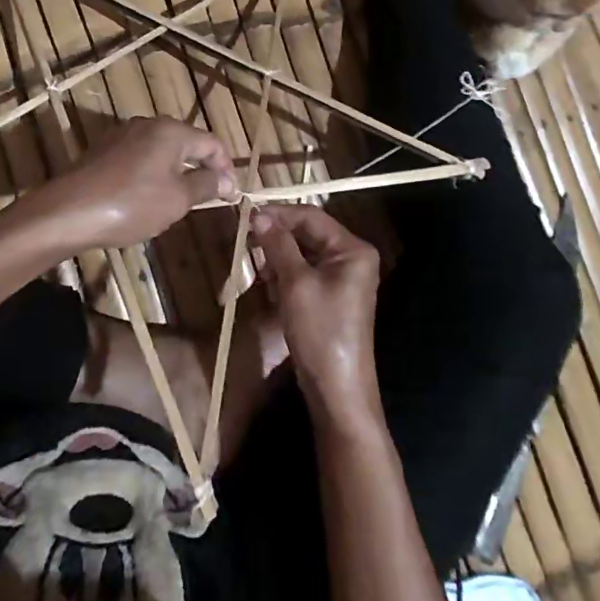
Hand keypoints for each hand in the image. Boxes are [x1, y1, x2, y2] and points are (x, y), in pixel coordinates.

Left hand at [11, 117, 234, 255]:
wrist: (65, 215)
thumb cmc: (132, 204)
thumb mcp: (179, 199)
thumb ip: (207, 185)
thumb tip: (226, 181)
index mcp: (172, 131)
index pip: (212, 144)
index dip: (226, 170)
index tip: (231, 196)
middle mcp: (148, 125)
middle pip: (187, 144)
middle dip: (202, 170)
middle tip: (210, 197)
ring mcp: (121, 136)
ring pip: (162, 152)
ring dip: (177, 174)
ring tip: (181, 201)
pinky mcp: (102, 152)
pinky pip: (140, 160)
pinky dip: (153, 176)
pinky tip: (148, 200)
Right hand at [250, 205, 381, 419]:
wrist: (336, 386)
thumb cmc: (320, 331)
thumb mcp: (296, 285)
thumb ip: (278, 246)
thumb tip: (259, 214)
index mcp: (353, 248)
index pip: (313, 217)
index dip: (280, 214)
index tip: (247, 214)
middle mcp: (353, 257)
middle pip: (310, 235)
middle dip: (278, 239)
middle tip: (246, 242)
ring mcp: (344, 277)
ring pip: (305, 255)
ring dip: (280, 260)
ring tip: (260, 272)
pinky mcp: (333, 295)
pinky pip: (307, 274)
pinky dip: (287, 277)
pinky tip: (271, 288)